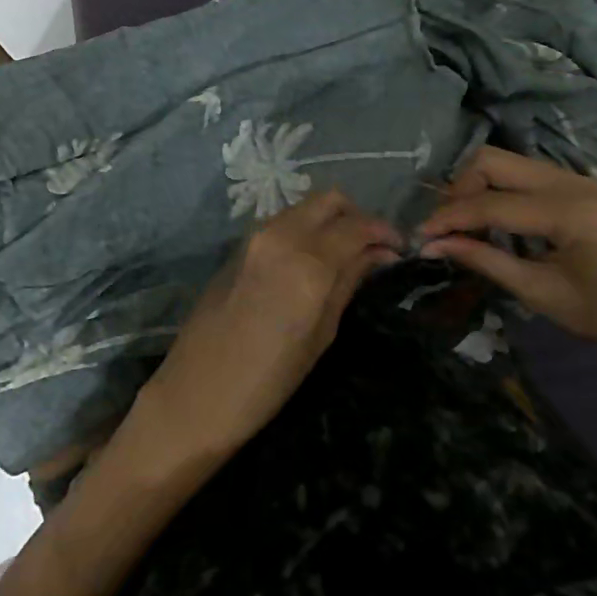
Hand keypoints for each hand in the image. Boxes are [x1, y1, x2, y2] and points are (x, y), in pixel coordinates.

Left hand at [134, 190, 400, 463]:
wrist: (196, 395)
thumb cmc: (269, 380)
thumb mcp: (322, 334)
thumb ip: (349, 282)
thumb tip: (378, 254)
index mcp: (308, 263)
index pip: (358, 226)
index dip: (385, 232)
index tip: (400, 248)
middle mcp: (282, 236)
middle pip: (331, 201)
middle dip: (358, 217)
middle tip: (373, 247)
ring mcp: (256, 238)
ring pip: (305, 207)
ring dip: (331, 220)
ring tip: (346, 253)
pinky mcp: (239, 247)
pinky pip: (284, 222)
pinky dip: (307, 229)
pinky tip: (314, 259)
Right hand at [418, 147, 596, 368]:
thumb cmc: (596, 313)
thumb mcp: (535, 292)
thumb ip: (483, 260)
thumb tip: (433, 245)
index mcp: (571, 213)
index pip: (494, 203)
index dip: (451, 217)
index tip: (421, 234)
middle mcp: (573, 182)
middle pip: (494, 160)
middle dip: (459, 189)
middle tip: (443, 225)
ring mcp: (575, 177)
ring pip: (504, 160)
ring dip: (474, 186)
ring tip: (459, 223)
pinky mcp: (573, 181)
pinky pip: (520, 171)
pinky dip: (495, 188)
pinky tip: (486, 217)